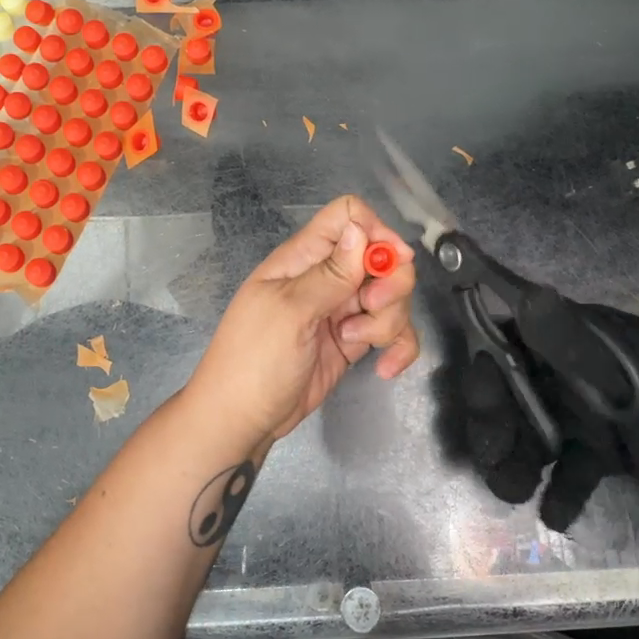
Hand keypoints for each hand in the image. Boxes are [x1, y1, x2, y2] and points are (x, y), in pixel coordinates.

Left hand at [186, 196, 419, 445]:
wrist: (240, 421)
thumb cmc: (254, 360)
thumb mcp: (290, 313)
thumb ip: (331, 273)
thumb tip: (361, 229)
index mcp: (302, 259)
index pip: (347, 217)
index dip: (375, 231)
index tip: (391, 261)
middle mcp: (324, 278)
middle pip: (379, 257)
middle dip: (390, 283)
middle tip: (372, 309)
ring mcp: (339, 311)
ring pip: (390, 296)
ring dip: (389, 320)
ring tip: (358, 344)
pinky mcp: (351, 343)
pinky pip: (390, 332)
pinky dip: (397, 347)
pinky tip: (385, 369)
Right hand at [446, 300, 638, 533]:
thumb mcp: (630, 378)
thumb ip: (570, 343)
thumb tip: (524, 294)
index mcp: (577, 338)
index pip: (508, 340)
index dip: (485, 372)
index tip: (482, 411)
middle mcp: (575, 368)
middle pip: (512, 390)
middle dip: (496, 427)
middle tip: (499, 467)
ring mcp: (590, 408)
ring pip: (532, 427)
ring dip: (516, 458)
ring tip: (518, 493)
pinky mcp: (606, 446)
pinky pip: (567, 462)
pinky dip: (558, 486)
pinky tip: (556, 514)